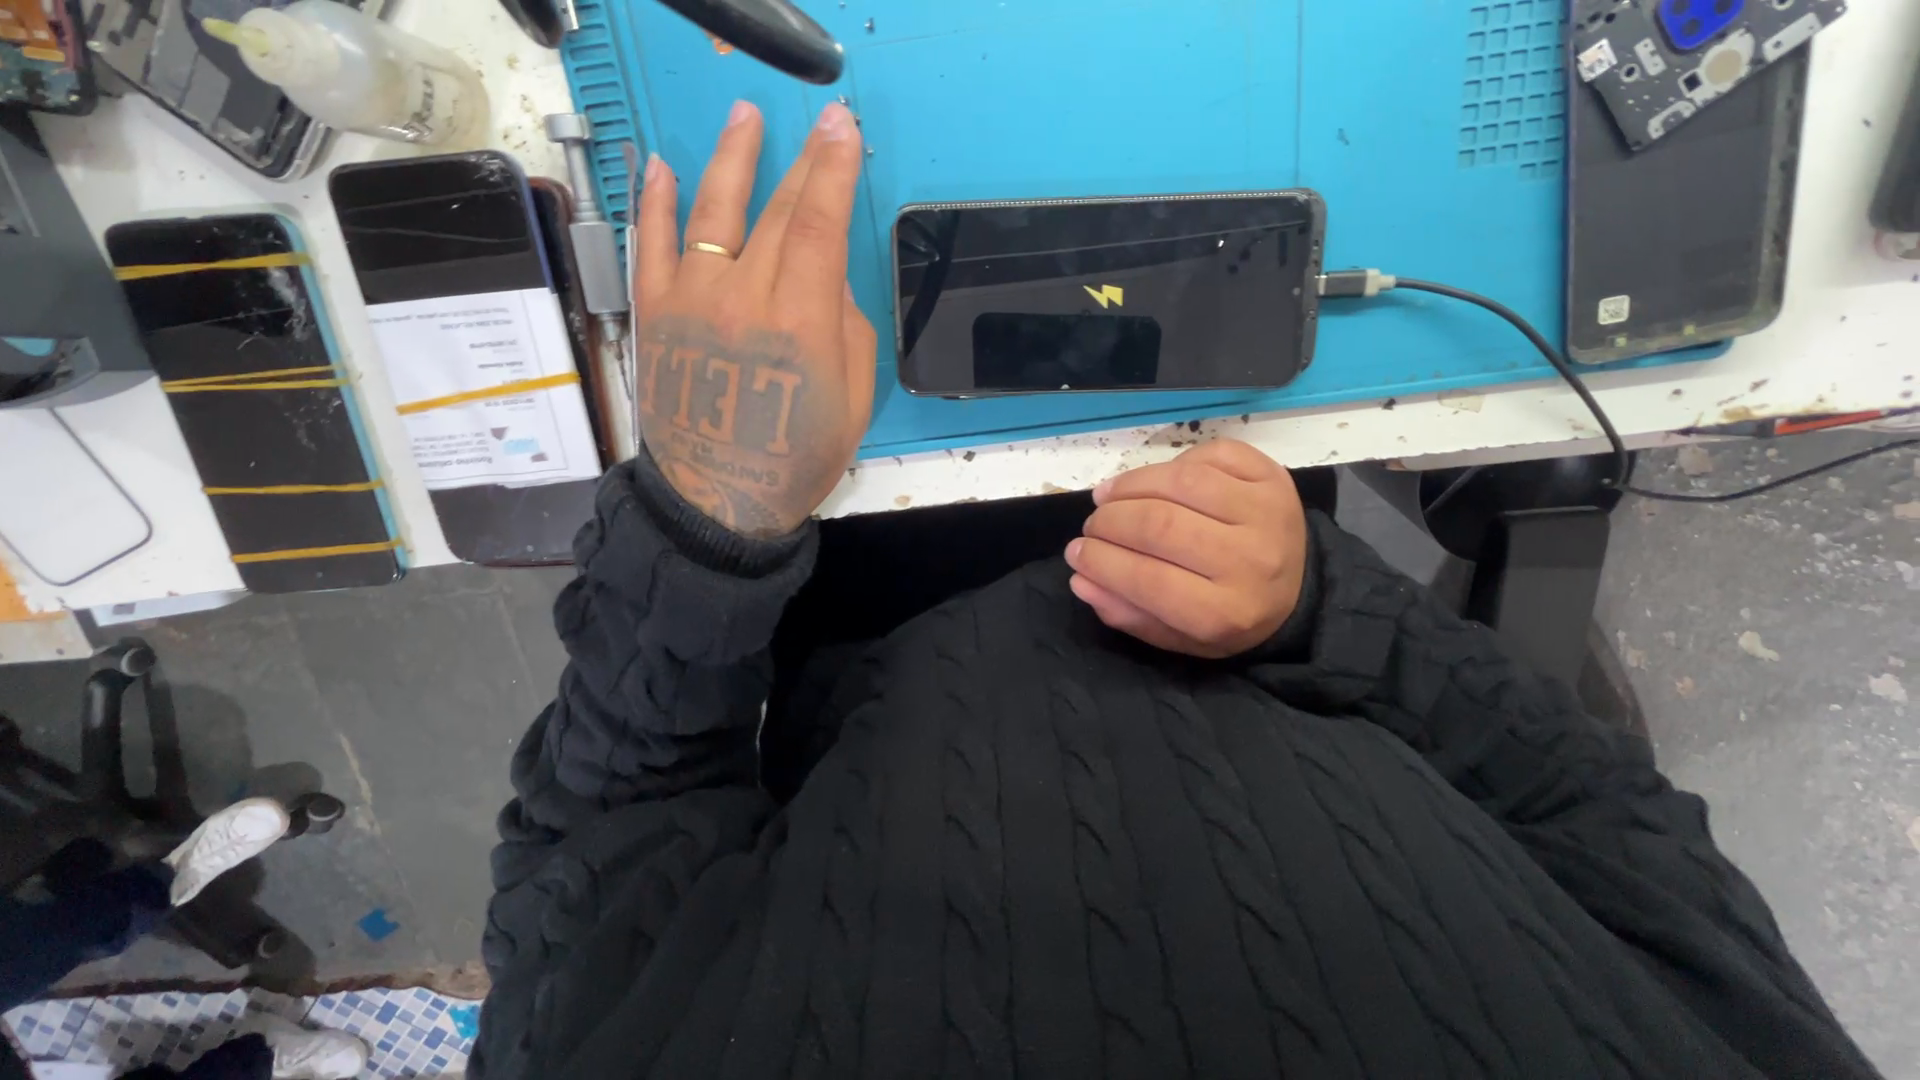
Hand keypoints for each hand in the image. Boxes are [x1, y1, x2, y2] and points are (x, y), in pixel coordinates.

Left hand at [633, 100, 876, 537]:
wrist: (719, 502)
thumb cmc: (797, 458)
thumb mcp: (853, 401)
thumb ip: (847, 328)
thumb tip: (826, 277)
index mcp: (801, 322)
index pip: (819, 224)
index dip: (834, 171)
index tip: (844, 130)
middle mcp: (743, 297)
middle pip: (775, 212)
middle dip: (802, 163)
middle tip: (817, 126)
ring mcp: (690, 300)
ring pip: (713, 212)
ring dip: (732, 159)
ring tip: (745, 118)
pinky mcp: (653, 313)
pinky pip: (652, 245)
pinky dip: (654, 202)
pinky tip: (660, 165)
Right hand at [1065, 439, 1308, 658]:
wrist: (1298, 592)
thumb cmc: (1226, 618)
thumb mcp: (1177, 636)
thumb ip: (1127, 614)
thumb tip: (1080, 579)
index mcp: (1225, 612)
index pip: (1148, 579)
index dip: (1100, 561)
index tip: (1075, 552)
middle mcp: (1251, 560)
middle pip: (1160, 525)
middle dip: (1110, 522)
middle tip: (1093, 526)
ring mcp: (1267, 513)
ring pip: (1181, 482)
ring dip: (1131, 485)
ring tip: (1109, 497)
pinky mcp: (1274, 478)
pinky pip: (1212, 454)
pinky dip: (1174, 463)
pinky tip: (1158, 481)